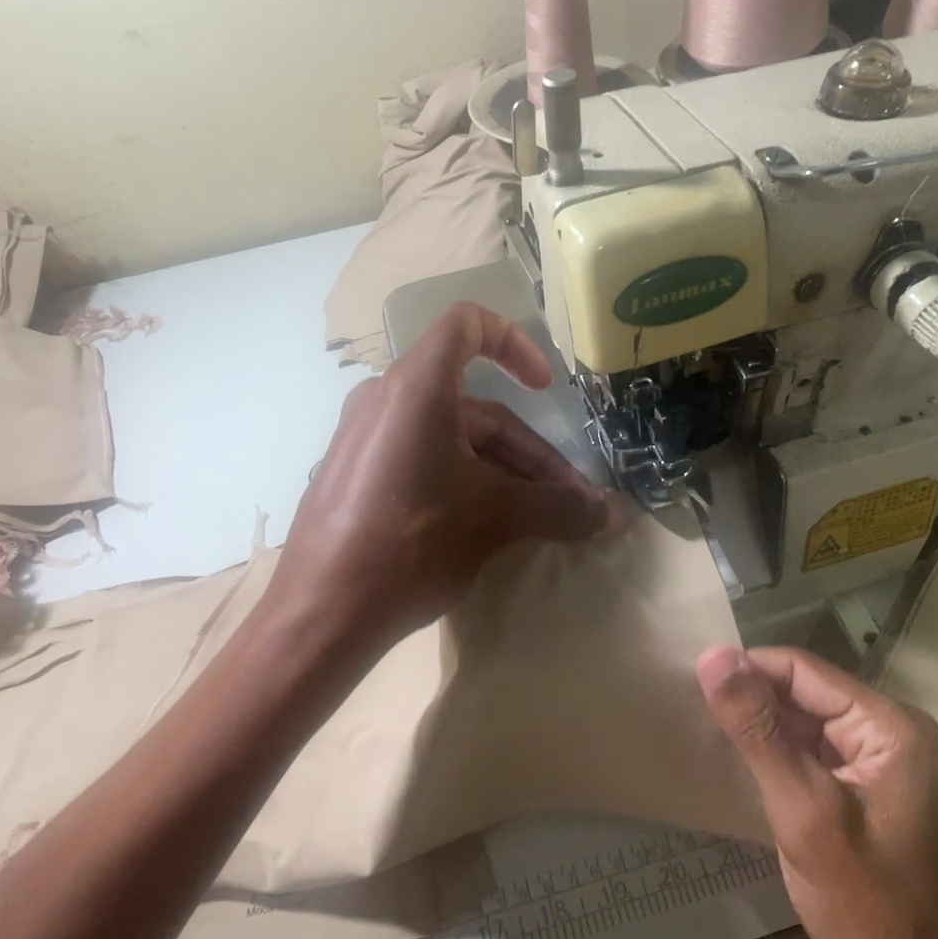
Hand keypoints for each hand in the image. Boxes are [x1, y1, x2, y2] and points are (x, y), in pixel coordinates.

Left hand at [271, 303, 610, 653]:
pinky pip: (422, 461)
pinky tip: (486, 531)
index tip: (546, 388)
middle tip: (566, 503)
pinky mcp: (354, 477)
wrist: (322, 613)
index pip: (467, 325)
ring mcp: (364, 440)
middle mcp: (385, 400)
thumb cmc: (411, 543)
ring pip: (452, 440)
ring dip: (502, 474)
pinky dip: (463, 483)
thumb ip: (560, 507)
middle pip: (474, 406)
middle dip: (529, 454)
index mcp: (416, 387)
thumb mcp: (494, 519)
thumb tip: (616, 516)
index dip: (515, 343)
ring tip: (536, 524)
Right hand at [696, 646, 937, 938]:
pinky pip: (813, 749)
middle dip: (753, 700)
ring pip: (805, 720)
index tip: (691, 683)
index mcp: (890, 725)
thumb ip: (759, 731)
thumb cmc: (864, 901)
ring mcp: (881, 760)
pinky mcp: (866, 786)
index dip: (746, 669)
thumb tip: (713, 655)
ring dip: (762, 727)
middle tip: (694, 712)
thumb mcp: (803, 811)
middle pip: (805, 692)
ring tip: (708, 732)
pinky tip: (742, 761)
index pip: (802, 669)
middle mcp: (891, 729)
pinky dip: (777, 753)